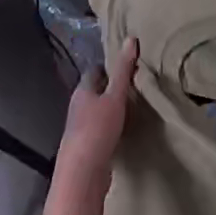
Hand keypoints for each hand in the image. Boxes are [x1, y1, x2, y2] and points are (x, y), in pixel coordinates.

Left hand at [48, 36, 139, 214]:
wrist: (83, 175)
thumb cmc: (97, 130)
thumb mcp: (115, 96)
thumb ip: (123, 71)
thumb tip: (131, 38)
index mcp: (82, 91)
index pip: (96, 70)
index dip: (110, 65)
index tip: (128, 62)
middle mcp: (78, 107)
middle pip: (97, 90)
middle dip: (113, 86)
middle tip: (137, 81)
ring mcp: (81, 128)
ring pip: (99, 110)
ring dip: (113, 107)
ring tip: (135, 103)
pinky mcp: (88, 147)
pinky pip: (102, 128)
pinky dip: (113, 125)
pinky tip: (127, 128)